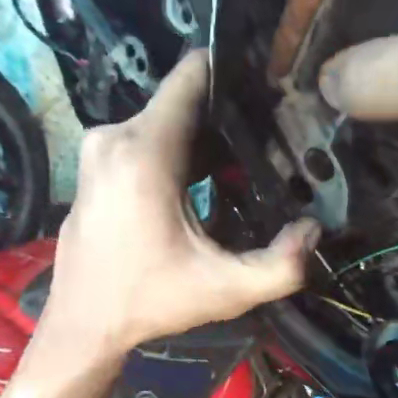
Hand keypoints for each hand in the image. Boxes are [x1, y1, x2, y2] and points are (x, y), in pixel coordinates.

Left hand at [25, 51, 319, 372]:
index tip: (271, 79)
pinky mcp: (95, 165)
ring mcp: (99, 149)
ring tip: (249, 157)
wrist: (83, 326)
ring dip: (206, 136)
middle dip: (228, 114)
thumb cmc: (149, 302)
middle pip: (184, 102)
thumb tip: (315, 228)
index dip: (232, 70)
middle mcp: (115, 137)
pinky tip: (209, 178)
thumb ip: (282, 264)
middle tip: (274, 133)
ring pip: (167, 121)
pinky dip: (180, 150)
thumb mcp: (226, 289)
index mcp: (144, 153)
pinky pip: (147, 138)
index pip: (190, 78)